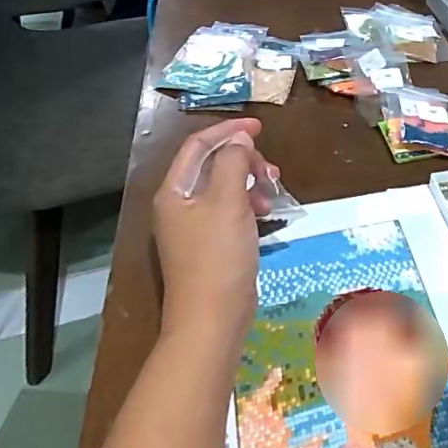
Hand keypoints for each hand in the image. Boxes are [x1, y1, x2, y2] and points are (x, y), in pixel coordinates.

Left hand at [153, 119, 275, 338]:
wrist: (212, 320)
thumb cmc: (218, 256)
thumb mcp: (228, 201)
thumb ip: (233, 162)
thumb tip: (239, 138)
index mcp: (174, 190)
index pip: (198, 145)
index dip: (228, 130)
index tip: (260, 127)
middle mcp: (179, 204)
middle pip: (212, 164)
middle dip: (244, 160)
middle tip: (271, 171)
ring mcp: (193, 226)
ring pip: (224, 187)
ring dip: (250, 182)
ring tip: (272, 193)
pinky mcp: (210, 244)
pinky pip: (229, 209)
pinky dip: (248, 204)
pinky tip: (265, 214)